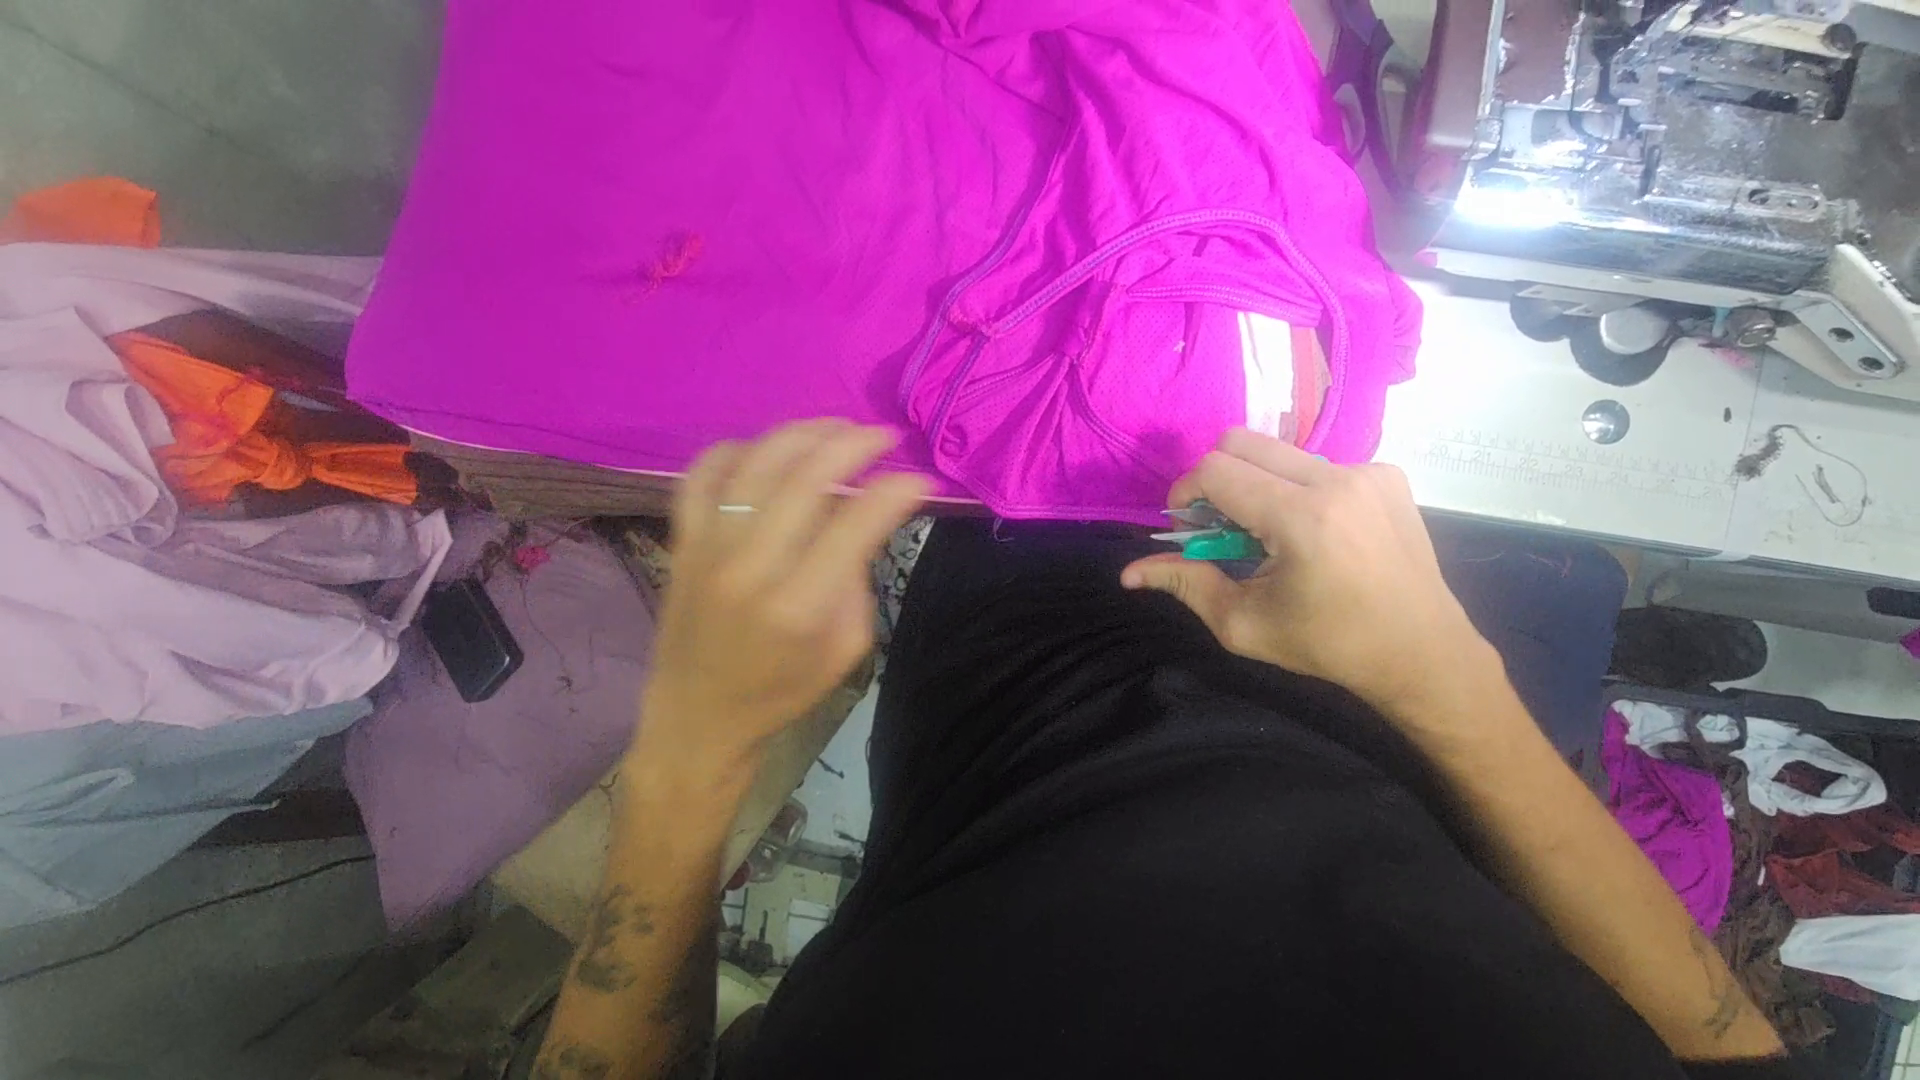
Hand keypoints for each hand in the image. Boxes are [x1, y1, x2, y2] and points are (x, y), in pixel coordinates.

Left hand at [637, 420, 928, 782]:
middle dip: (855, 443)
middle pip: (807, 477)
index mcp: (800, 605)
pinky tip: (766, 451)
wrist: (697, 717)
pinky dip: (737, 449)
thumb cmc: (782, 691)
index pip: (856, 522)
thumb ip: (858, 579)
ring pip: (758, 461)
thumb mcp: (846, 649)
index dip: (896, 490)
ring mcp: (709, 548)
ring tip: (836, 428)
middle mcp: (751, 566)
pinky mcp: (681, 541)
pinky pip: (702, 473)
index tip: (919, 479)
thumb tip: (863, 515)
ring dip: (804, 433)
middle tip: (884, 436)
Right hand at [1122, 428, 1495, 717]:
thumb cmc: (1327, 645)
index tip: (1185, 524)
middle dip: (1215, 477)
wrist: (1421, 652)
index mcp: (1302, 519)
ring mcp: (1367, 472)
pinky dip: (1296, 488)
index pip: (1217, 469)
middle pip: (1243, 442)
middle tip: (1218, 523)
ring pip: (1279, 452)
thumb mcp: (1243, 624)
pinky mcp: (1387, 474)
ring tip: (1267, 533)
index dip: (1185, 492)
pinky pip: (1317, 463)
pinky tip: (1311, 531)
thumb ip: (1185, 584)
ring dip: (1256, 483)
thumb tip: (1129, 572)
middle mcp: (1337, 480)